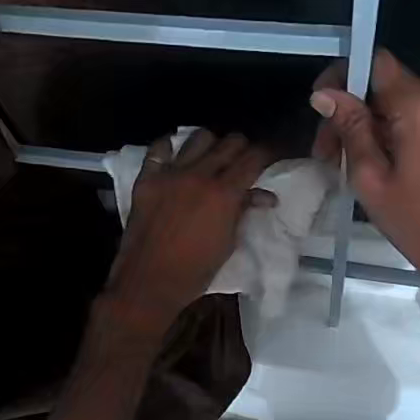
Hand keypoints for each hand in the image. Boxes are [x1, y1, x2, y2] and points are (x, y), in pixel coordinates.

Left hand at [101, 129, 273, 335]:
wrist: (149, 281)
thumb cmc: (196, 270)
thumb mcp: (228, 242)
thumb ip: (244, 212)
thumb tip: (265, 197)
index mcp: (224, 193)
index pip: (254, 159)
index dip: (268, 153)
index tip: (272, 156)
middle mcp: (199, 175)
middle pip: (230, 143)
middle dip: (243, 148)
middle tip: (245, 160)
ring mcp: (171, 174)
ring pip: (199, 138)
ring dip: (212, 144)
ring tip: (212, 157)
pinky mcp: (147, 179)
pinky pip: (159, 149)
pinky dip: (171, 147)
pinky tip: (177, 155)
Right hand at [310, 50, 419, 299]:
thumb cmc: (416, 220)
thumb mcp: (370, 176)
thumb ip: (349, 127)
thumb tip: (324, 94)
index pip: (373, 62)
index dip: (342, 77)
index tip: (322, 109)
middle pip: (383, 85)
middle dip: (351, 112)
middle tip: (326, 154)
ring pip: (397, 103)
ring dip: (368, 126)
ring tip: (347, 166)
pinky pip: (416, 116)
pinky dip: (392, 132)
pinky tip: (376, 164)